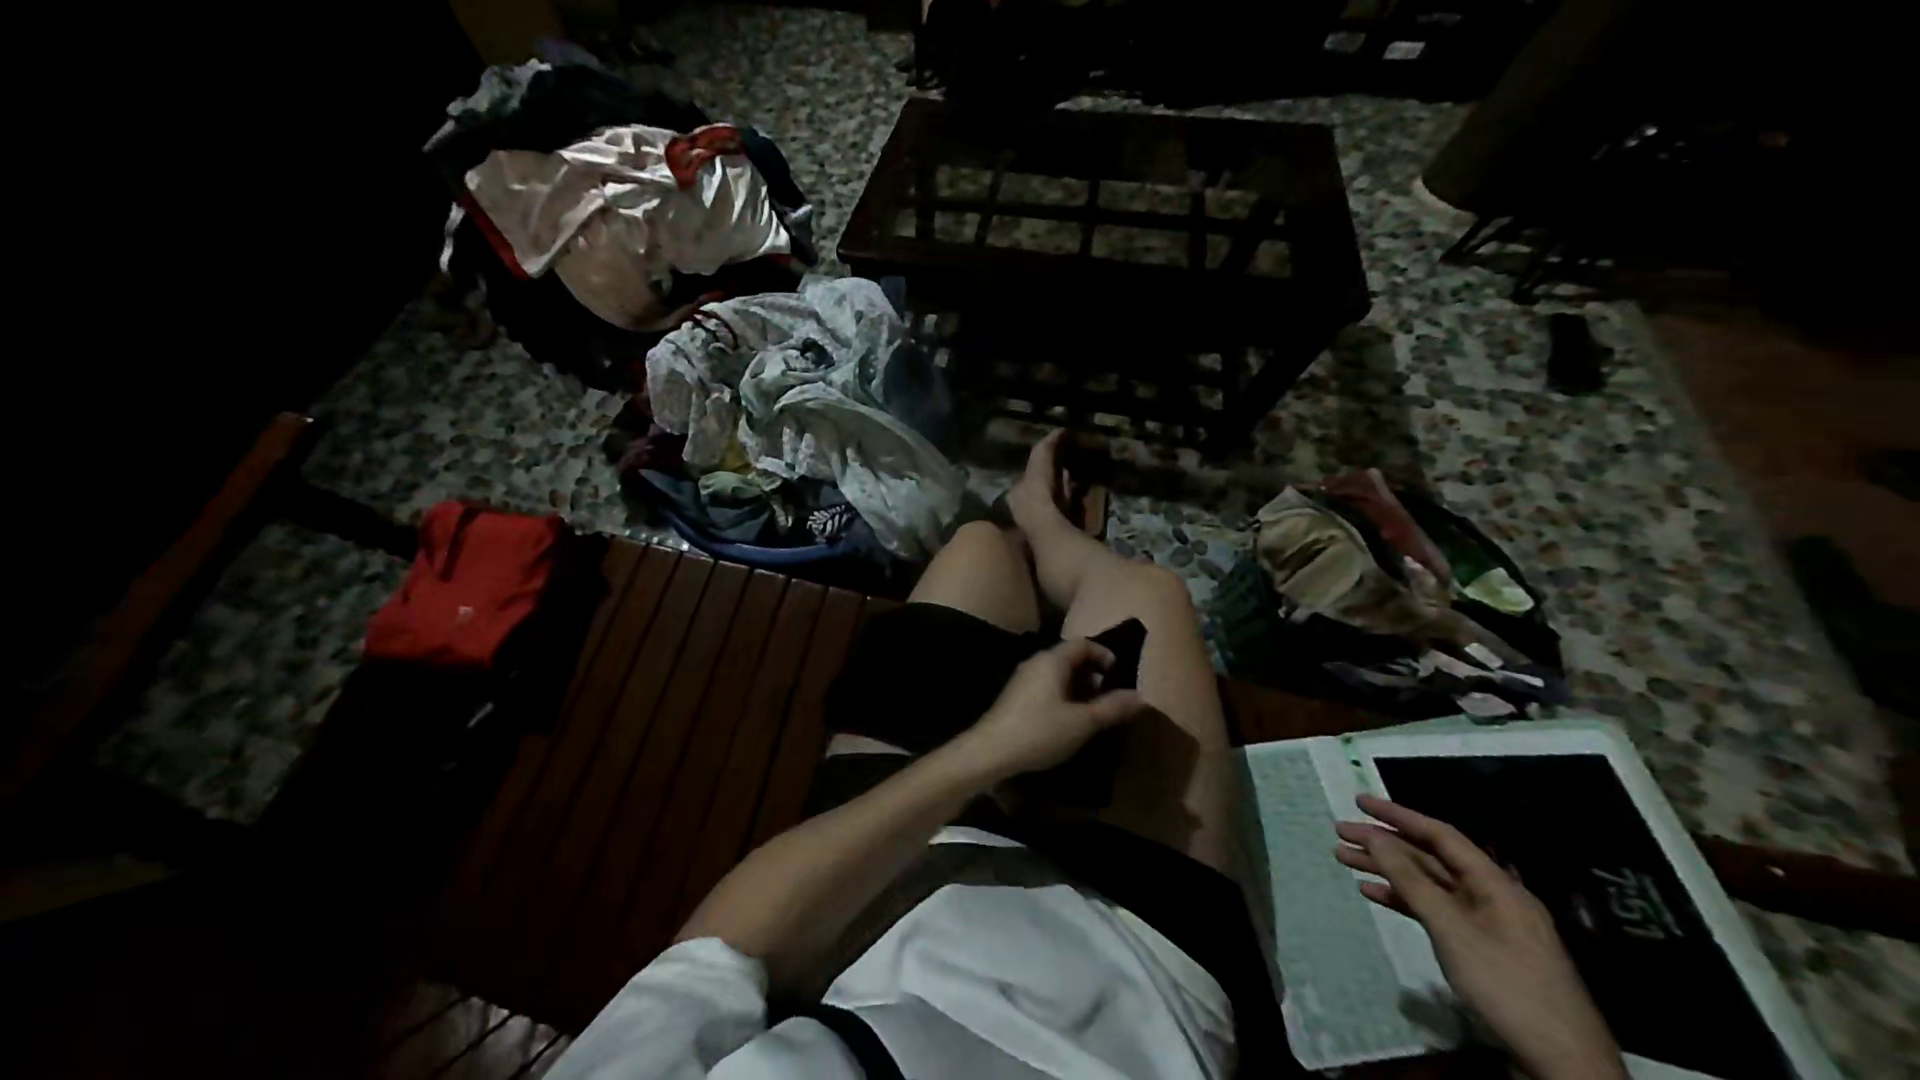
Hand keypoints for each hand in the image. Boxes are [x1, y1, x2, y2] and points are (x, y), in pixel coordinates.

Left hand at [952, 639, 1150, 780]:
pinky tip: (1068, 720)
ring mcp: (1023, 679)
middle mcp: (1036, 662)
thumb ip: (1112, 708)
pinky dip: (1063, 694)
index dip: (1105, 654)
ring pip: (1058, 673)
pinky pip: (1046, 685)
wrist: (990, 751)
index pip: (1083, 643)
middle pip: (1070, 656)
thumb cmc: (1039, 731)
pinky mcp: (1016, 696)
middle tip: (1110, 695)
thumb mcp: (1082, 722)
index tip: (1119, 675)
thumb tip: (1141, 697)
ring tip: (1093, 710)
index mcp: (1052, 660)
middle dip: (1093, 672)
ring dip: (1079, 686)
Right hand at [1335, 795, 1626, 1079]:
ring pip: (1428, 884)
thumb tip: (1377, 838)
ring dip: (1387, 871)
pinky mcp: (1480, 947)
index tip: (1359, 801)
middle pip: (1430, 858)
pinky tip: (1373, 894)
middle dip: (1384, 843)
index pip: (1440, 835)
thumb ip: (1412, 881)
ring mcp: (1486, 922)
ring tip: (1344, 859)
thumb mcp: (1452, 930)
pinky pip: (1435, 911)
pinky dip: (1404, 900)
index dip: (1398, 815)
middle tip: (1340, 833)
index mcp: (1494, 883)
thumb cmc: (1507, 985)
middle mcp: (1490, 895)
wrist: (1563, 1060)